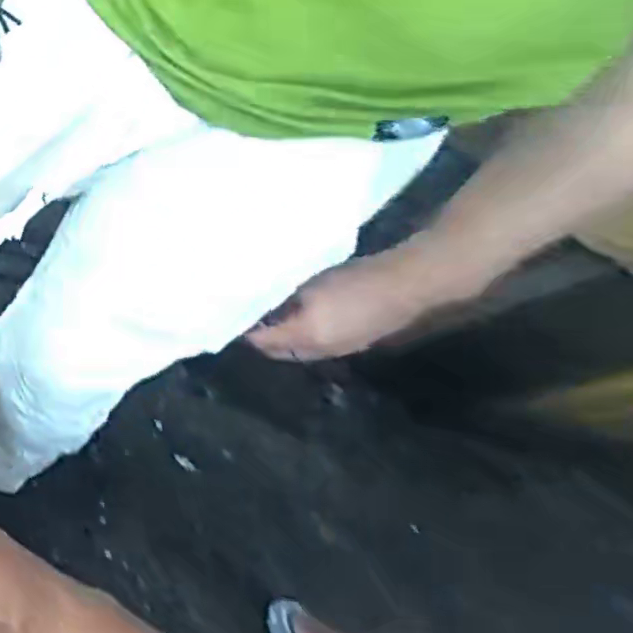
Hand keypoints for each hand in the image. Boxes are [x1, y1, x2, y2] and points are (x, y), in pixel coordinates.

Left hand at [244, 236, 492, 360]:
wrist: (407, 286)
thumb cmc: (353, 281)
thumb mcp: (306, 283)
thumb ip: (278, 296)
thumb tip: (252, 299)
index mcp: (306, 337)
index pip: (262, 341)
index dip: (242, 329)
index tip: (226, 311)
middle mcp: (319, 352)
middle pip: (276, 350)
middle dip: (258, 336)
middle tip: (241, 311)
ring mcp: (338, 350)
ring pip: (294, 349)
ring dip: (277, 335)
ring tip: (262, 311)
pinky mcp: (350, 343)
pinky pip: (312, 345)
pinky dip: (295, 334)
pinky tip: (291, 313)